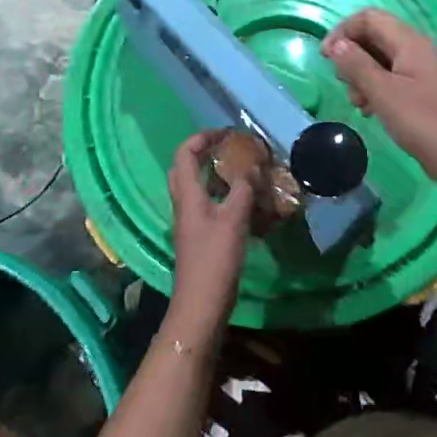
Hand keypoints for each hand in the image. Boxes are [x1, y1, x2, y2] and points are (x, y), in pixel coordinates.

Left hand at [166, 131, 253, 336]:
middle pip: (187, 169)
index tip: (227, 133)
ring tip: (244, 171)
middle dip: (207, 154)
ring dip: (218, 176)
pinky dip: (227, 197)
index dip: (202, 138)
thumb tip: (252, 167)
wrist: (202, 303)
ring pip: (200, 188)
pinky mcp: (203, 237)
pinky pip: (212, 206)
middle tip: (232, 150)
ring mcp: (192, 222)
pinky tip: (249, 203)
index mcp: (187, 196)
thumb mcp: (233, 220)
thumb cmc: (214, 259)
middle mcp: (185, 205)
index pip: (184, 154)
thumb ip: (242, 190)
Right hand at [322, 9, 436, 185]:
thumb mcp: (383, 92)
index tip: (325, 58)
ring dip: (361, 76)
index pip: (368, 17)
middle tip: (343, 83)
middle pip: (373, 37)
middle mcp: (415, 49)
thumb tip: (336, 44)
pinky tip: (370, 110)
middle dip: (351, 56)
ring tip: (357, 102)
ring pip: (379, 60)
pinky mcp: (420, 90)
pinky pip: (390, 79)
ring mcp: (419, 70)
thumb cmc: (422, 121)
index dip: (343, 31)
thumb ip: (357, 65)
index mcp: (408, 41)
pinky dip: (374, 89)